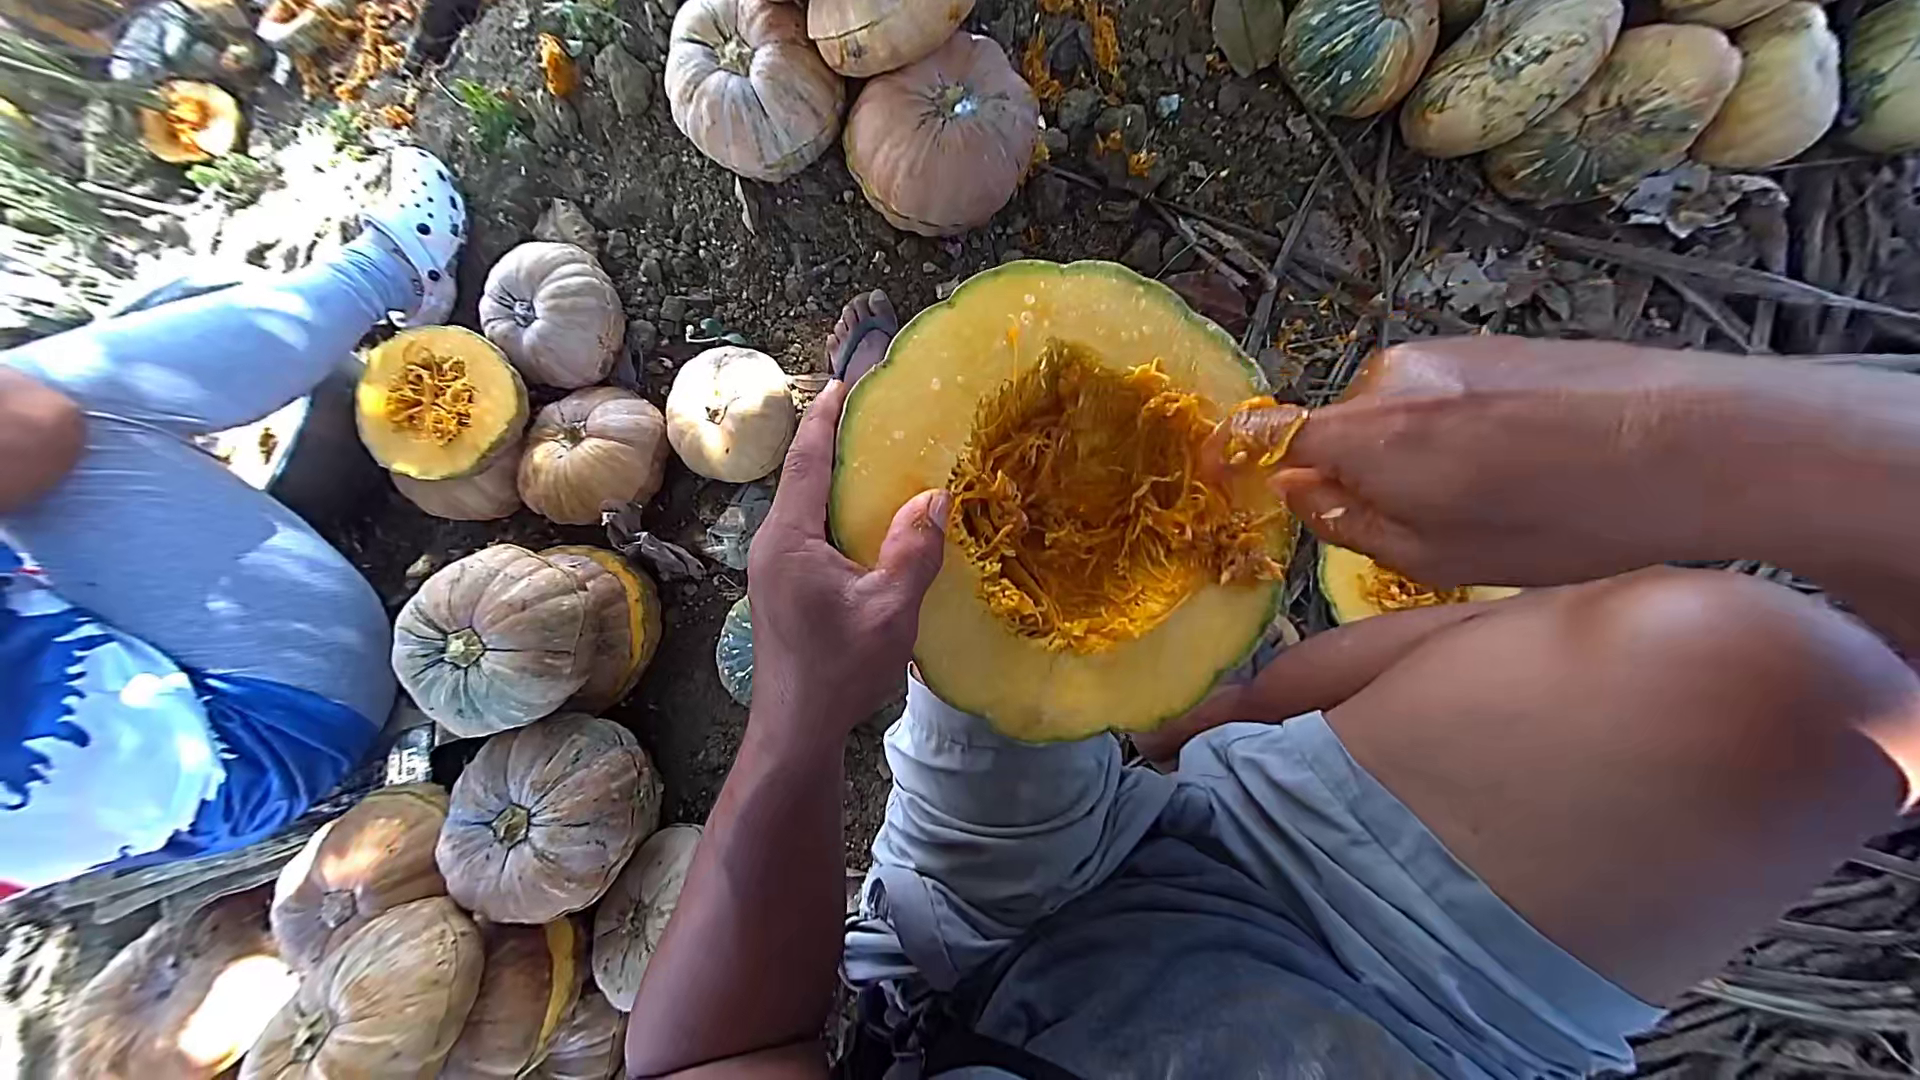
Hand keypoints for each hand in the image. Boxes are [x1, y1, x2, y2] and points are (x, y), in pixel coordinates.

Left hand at [747, 379, 948, 732]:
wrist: (797, 726)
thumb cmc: (839, 670)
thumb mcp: (888, 611)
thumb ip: (913, 552)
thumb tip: (935, 498)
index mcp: (790, 539)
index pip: (806, 462)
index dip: (822, 419)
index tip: (840, 383)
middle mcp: (773, 544)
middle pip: (801, 477)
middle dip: (829, 440)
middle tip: (868, 415)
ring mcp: (774, 566)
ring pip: (804, 505)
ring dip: (832, 477)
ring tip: (871, 457)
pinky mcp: (784, 585)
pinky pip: (808, 530)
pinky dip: (834, 509)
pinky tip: (863, 518)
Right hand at [1271, 336, 1747, 586]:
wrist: (1718, 441)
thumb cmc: (1562, 518)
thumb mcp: (1432, 557)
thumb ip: (1342, 522)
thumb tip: (1293, 490)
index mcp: (1366, 434)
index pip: (1264, 433)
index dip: (1228, 452)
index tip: (1214, 472)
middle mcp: (1390, 379)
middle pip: (1330, 432)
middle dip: (1345, 473)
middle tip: (1406, 518)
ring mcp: (1440, 354)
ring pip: (1378, 415)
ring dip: (1396, 453)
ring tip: (1476, 489)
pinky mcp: (1484, 344)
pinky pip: (1424, 394)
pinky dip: (1434, 428)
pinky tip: (1506, 455)